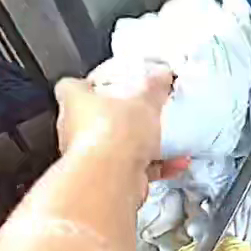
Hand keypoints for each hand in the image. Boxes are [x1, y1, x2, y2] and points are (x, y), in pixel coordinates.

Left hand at [54, 67, 186, 182]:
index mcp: (76, 102)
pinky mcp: (110, 176)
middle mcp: (77, 129)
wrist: (111, 175)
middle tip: (146, 113)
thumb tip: (161, 74)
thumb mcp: (143, 100)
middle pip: (98, 118)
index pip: (73, 86)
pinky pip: (136, 167)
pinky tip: (177, 162)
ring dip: (144, 145)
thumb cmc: (114, 131)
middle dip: (123, 118)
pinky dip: (158, 166)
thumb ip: (154, 87)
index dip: (90, 84)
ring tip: (168, 140)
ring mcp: (92, 155)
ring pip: (119, 145)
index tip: (110, 85)